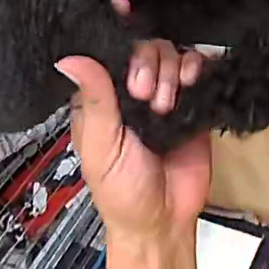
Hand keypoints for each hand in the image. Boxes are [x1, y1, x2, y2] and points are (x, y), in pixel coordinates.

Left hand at [57, 52, 210, 243]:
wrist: (164, 220)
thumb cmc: (122, 192)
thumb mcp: (100, 147)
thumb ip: (94, 101)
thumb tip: (69, 60)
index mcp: (102, 100)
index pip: (113, 55)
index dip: (126, 57)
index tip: (132, 82)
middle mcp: (133, 94)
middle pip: (147, 49)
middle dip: (151, 67)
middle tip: (148, 98)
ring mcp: (165, 97)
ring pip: (172, 55)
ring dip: (173, 71)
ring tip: (168, 105)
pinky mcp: (193, 105)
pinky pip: (198, 72)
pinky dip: (198, 69)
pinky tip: (192, 83)